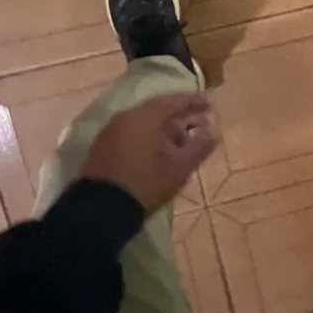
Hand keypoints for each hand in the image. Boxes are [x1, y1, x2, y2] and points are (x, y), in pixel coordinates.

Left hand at [80, 93, 217, 213]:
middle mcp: (127, 116)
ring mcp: (111, 130)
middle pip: (158, 109)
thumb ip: (199, 146)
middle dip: (180, 116)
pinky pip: (131, 132)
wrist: (99, 211)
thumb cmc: (146, 183)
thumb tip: (214, 131)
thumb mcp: (179, 167)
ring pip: (144, 121)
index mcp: (146, 116)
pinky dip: (148, 136)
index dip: (195, 101)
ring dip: (164, 128)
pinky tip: (158, 152)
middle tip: (199, 125)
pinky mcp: (102, 146)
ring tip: (181, 143)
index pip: (175, 101)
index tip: (210, 103)